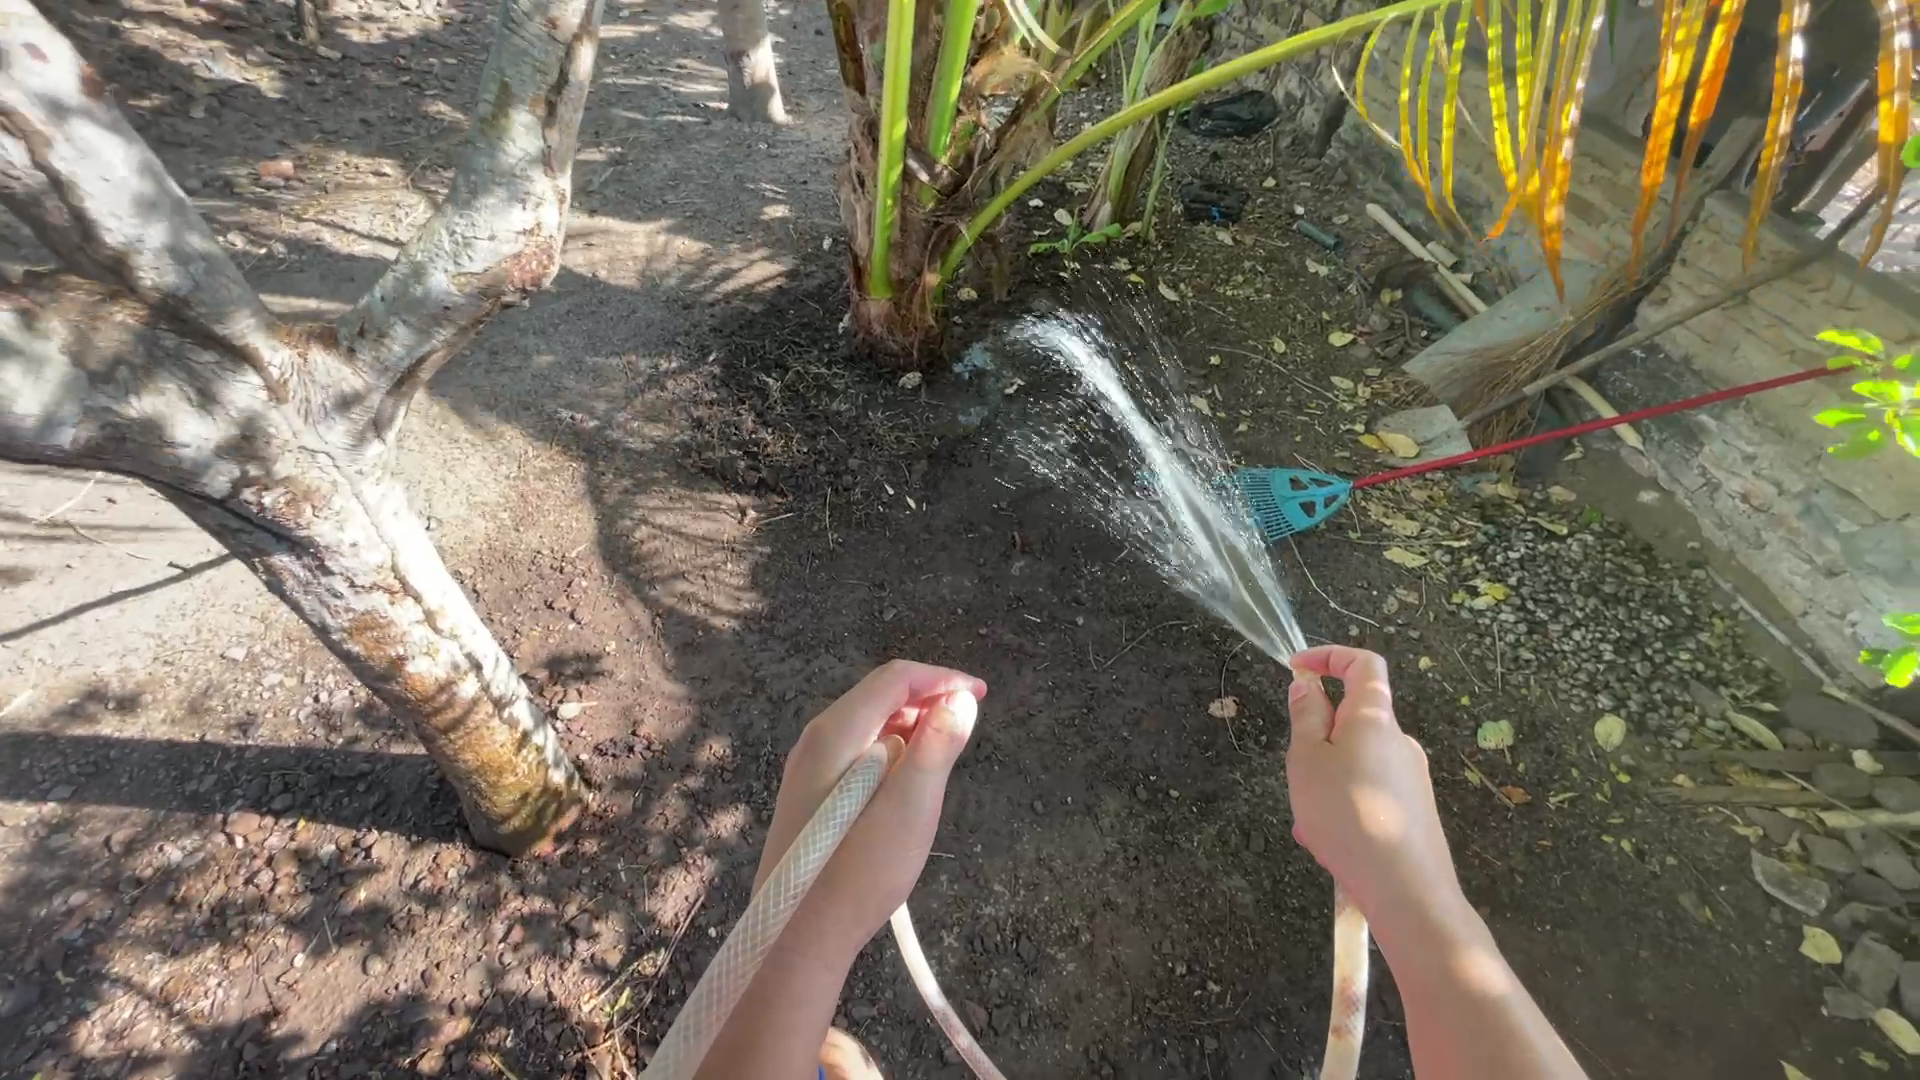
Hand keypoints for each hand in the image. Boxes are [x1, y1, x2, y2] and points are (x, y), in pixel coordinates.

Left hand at [756, 660, 987, 954]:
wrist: (795, 939)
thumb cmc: (860, 871)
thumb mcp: (911, 807)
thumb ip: (937, 746)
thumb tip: (961, 699)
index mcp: (837, 731)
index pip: (895, 678)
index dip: (942, 678)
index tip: (980, 695)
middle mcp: (817, 737)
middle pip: (879, 694)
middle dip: (928, 699)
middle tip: (966, 723)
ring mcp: (808, 764)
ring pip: (869, 722)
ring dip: (911, 724)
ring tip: (943, 751)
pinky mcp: (809, 790)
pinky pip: (858, 748)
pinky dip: (892, 748)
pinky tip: (907, 778)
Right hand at [1285, 645, 1460, 923]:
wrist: (1406, 890)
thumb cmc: (1346, 813)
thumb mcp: (1307, 759)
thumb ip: (1306, 717)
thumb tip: (1308, 685)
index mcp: (1373, 718)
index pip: (1363, 663)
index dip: (1329, 655)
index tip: (1296, 668)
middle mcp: (1399, 740)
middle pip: (1354, 718)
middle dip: (1317, 736)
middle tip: (1295, 772)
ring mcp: (1411, 777)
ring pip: (1355, 761)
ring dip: (1325, 778)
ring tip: (1308, 821)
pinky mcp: (1414, 810)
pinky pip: (1368, 791)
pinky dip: (1342, 802)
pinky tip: (1327, 840)